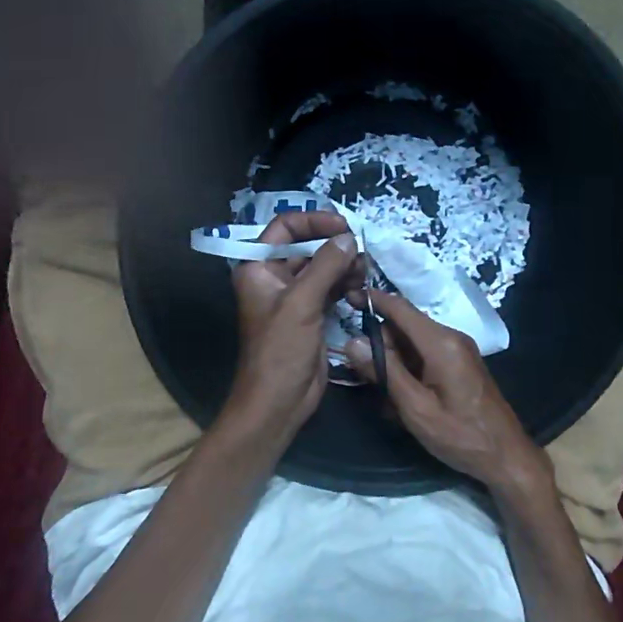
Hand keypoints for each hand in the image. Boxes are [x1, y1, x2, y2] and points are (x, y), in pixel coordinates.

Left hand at [222, 211, 362, 445]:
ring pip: (322, 267)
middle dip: (334, 245)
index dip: (313, 221)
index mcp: (257, 267)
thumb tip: (349, 238)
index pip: (284, 228)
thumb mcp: (301, 303)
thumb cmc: (280, 350)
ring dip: (344, 265)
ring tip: (365, 271)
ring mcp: (293, 297)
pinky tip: (362, 286)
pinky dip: (346, 283)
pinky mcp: (311, 314)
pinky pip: (330, 287)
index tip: (344, 225)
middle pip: (306, 246)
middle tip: (362, 251)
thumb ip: (325, 266)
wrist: (278, 401)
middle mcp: (273, 277)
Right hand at [345, 289, 547, 488]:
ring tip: (379, 391)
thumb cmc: (460, 435)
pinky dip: (406, 368)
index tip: (346, 295)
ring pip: (412, 341)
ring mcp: (457, 350)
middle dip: (378, 342)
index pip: (400, 308)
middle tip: (356, 369)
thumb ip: (385, 372)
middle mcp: (451, 338)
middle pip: (404, 326)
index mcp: (441, 343)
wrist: (506, 457)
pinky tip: (399, 397)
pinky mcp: (459, 364)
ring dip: (391, 360)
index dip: (372, 299)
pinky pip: (424, 354)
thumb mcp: (416, 407)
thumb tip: (353, 341)